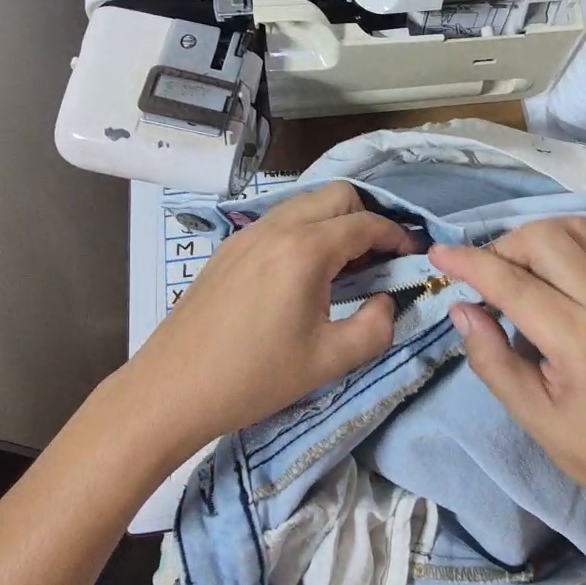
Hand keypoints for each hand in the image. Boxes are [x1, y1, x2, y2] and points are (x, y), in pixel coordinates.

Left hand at [118, 182, 415, 456]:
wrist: (172, 389)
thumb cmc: (254, 377)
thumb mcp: (328, 361)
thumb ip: (375, 328)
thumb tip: (387, 302)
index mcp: (305, 249)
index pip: (366, 223)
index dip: (397, 236)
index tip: (413, 255)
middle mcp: (278, 227)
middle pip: (337, 195)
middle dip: (367, 217)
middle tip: (380, 257)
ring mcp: (248, 233)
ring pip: (306, 204)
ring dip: (334, 222)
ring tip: (345, 266)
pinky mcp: (229, 248)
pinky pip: (280, 221)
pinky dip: (305, 232)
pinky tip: (303, 274)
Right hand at [430, 218, 585, 518]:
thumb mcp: (533, 418)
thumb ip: (492, 359)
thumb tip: (461, 308)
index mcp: (584, 345)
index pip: (515, 284)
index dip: (470, 264)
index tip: (438, 255)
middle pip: (545, 239)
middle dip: (502, 248)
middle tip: (485, 281)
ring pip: (573, 229)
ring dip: (532, 240)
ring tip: (514, 273)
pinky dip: (563, 243)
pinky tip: (548, 271)